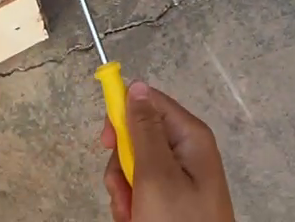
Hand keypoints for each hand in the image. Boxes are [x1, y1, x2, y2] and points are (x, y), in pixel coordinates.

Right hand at [102, 82, 234, 221]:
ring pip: (135, 167)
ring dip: (124, 191)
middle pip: (139, 137)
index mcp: (190, 136)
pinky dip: (133, 208)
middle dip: (122, 164)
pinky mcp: (172, 204)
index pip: (149, 102)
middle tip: (123, 190)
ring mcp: (180, 180)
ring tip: (132, 215)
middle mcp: (186, 152)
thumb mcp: (155, 175)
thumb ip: (143, 129)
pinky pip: (142, 192)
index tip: (105, 140)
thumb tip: (136, 86)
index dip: (123, 114)